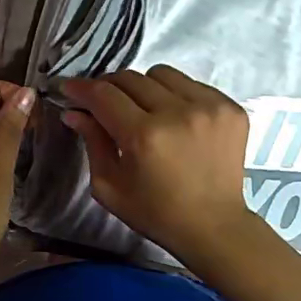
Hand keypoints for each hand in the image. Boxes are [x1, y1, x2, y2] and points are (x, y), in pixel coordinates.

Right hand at [59, 66, 254, 259]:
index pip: (103, 95)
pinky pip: (192, 84)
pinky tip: (175, 120)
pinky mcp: (230, 108)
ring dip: (145, 87)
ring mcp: (208, 107)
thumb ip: (92, 143)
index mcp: (143, 136)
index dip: (81, 88)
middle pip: (131, 78)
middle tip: (104, 103)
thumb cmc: (154, 213)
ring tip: (144, 110)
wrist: (212, 226)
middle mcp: (177, 113)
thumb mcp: (109, 186)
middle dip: (110, 87)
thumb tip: (74, 112)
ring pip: (162, 74)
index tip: (70, 88)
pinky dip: (176, 96)